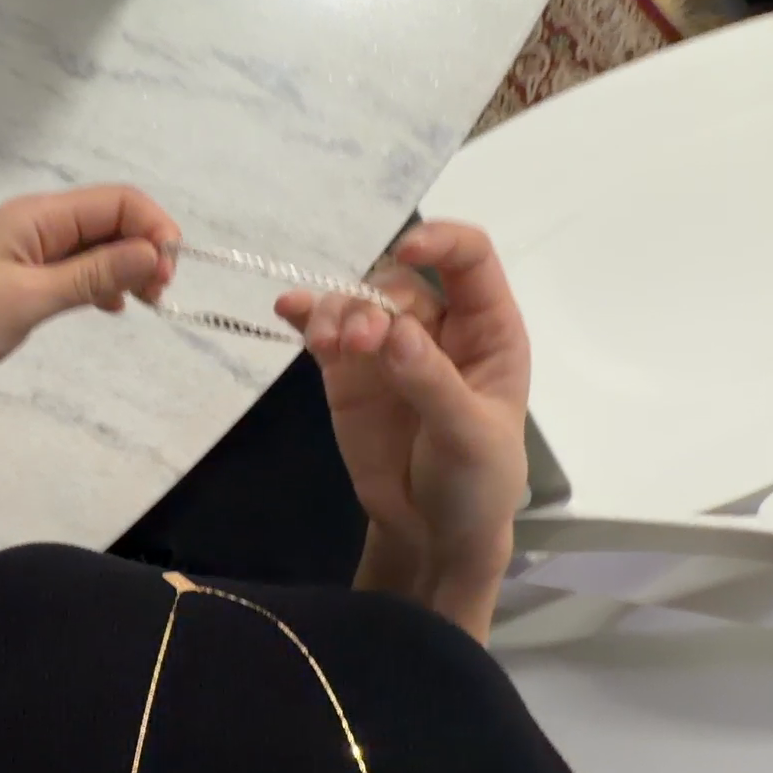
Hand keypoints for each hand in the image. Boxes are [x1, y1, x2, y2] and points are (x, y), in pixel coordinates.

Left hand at [0, 185, 179, 403]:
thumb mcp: (30, 299)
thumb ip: (92, 274)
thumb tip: (153, 251)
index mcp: (36, 216)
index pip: (114, 201)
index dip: (152, 228)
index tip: (167, 274)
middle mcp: (33, 227)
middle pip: (105, 221)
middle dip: (141, 249)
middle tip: (157, 297)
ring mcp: (23, 256)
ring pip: (89, 250)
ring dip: (121, 269)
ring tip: (140, 305)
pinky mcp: (15, 286)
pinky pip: (69, 274)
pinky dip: (94, 286)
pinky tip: (109, 308)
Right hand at [274, 221, 530, 581]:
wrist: (430, 527)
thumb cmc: (474, 479)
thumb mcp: (468, 435)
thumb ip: (433, 383)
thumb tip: (393, 334)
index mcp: (486, 332)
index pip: (470, 261)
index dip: (442, 244)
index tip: (407, 251)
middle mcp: (434, 330)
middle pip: (397, 284)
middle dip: (373, 304)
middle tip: (357, 344)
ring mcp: (385, 351)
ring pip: (354, 305)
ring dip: (333, 313)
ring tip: (324, 346)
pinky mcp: (346, 375)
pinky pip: (322, 334)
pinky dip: (304, 318)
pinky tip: (286, 310)